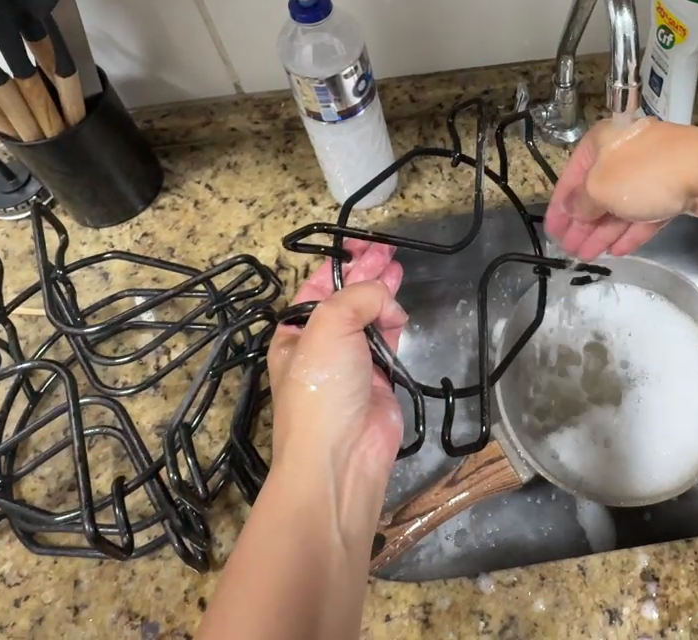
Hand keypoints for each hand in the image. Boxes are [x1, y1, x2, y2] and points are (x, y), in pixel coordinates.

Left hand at [267, 240, 407, 516]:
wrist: (341, 456)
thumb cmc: (322, 387)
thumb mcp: (328, 326)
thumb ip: (358, 296)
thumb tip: (386, 298)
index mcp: (295, 331)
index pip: (318, 285)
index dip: (340, 262)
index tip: (362, 242)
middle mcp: (321, 343)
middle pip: (346, 297)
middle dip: (365, 272)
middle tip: (388, 251)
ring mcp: (351, 361)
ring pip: (369, 315)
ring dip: (383, 291)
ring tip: (398, 267)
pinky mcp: (379, 376)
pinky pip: (388, 337)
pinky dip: (395, 319)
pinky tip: (402, 306)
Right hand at [543, 116, 697, 260]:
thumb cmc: (645, 173)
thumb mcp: (600, 189)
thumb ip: (581, 202)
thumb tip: (571, 209)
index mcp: (602, 141)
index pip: (572, 175)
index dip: (559, 205)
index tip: (551, 230)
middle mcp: (625, 152)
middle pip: (597, 191)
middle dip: (582, 222)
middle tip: (569, 249)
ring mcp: (652, 171)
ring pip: (621, 205)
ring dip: (603, 231)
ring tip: (588, 256)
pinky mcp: (674, 189)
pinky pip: (646, 212)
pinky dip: (631, 230)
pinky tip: (618, 251)